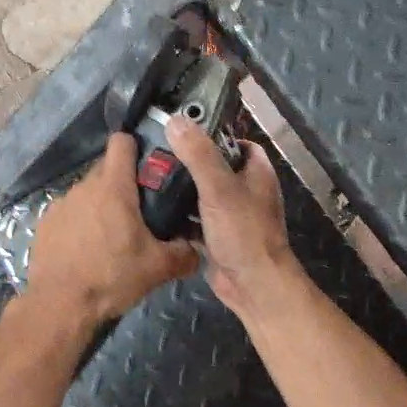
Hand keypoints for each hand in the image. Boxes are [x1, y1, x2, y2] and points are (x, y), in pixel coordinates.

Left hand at [27, 133, 198, 322]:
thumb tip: (197, 250)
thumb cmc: (111, 277)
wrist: (59, 304)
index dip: (136, 147)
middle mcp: (84, 187)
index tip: (149, 166)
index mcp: (113, 188)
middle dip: (123, 184)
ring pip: (87, 193)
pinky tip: (86, 250)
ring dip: (100, 206)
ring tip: (112, 237)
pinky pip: (69, 213)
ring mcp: (61, 204)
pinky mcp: (45, 223)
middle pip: (106, 170)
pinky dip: (79, 223)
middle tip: (140, 212)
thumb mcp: (157, 269)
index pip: (122, 143)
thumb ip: (183, 254)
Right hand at [165, 114, 298, 316]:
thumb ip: (198, 154)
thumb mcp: (219, 187)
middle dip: (189, 162)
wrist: (253, 285)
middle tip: (157, 153)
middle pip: (214, 167)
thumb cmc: (243, 231)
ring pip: (202, 194)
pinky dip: (178, 216)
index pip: (237, 142)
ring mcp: (232, 216)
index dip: (214, 134)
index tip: (184, 130)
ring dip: (181, 189)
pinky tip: (154, 209)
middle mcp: (246, 191)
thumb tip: (175, 121)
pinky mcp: (217, 237)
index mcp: (256, 173)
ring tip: (149, 176)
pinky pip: (194, 219)